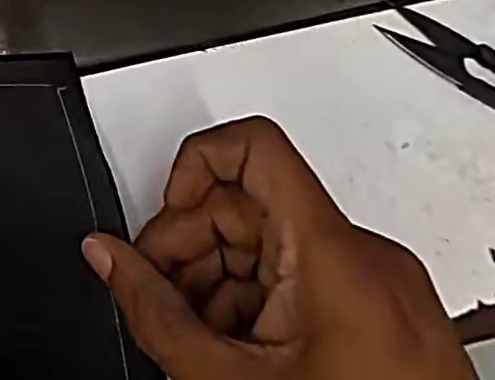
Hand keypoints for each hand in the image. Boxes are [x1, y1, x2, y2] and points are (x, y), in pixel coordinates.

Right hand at [81, 118, 472, 379]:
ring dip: (217, 277)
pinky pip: (303, 275)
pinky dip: (256, 299)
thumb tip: (106, 255)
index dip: (195, 163)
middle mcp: (370, 260)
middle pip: (250, 203)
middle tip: (158, 290)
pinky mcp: (388, 316)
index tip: (169, 209)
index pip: (254, 146)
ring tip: (196, 334)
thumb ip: (154, 309)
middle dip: (190, 243)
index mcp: (339, 259)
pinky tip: (234, 349)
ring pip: (270, 242)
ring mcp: (385, 289)